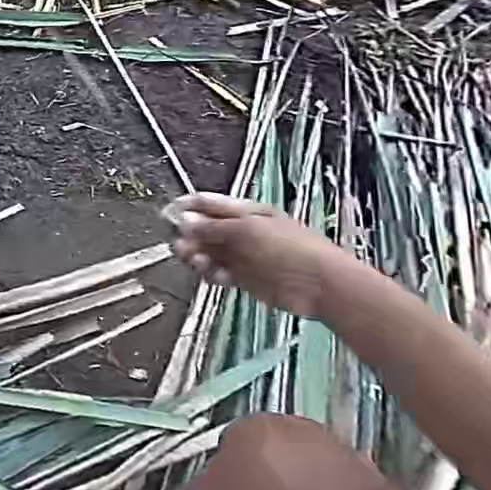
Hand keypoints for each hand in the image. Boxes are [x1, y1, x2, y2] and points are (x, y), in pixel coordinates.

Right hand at [161, 193, 360, 318]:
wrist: (322, 285)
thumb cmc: (288, 248)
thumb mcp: (248, 230)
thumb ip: (213, 227)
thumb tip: (183, 220)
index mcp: (245, 211)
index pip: (209, 204)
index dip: (187, 207)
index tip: (167, 215)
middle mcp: (241, 231)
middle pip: (205, 229)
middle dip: (189, 235)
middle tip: (179, 246)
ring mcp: (243, 255)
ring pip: (210, 252)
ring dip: (198, 256)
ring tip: (195, 262)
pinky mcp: (246, 277)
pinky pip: (220, 272)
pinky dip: (213, 273)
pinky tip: (215, 276)